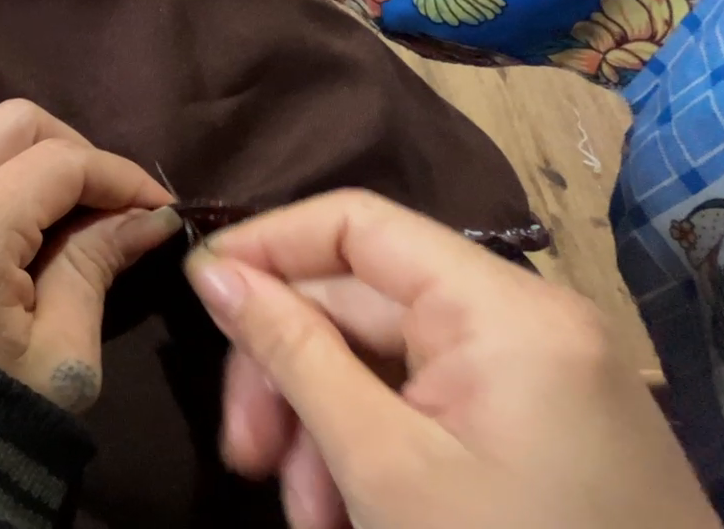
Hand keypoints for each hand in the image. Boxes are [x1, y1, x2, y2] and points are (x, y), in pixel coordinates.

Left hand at [0, 96, 180, 410]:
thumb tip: (147, 216)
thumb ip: (96, 266)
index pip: (57, 164)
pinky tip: (14, 189)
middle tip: (108, 201)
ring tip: (60, 190)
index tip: (157, 205)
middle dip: (75, 149)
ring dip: (26, 139)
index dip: (118, 175)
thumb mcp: (61, 352)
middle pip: (15, 120)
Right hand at [185, 188, 718, 528]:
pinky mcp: (521, 423)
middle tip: (243, 446)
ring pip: (369, 359)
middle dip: (285, 372)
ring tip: (292, 501)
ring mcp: (523, 376)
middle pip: (351, 304)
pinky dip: (360, 445)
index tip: (200, 289)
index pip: (354, 223)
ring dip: (313, 422)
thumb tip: (208, 268)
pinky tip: (335, 506)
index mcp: (501, 310)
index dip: (266, 243)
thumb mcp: (380, 461)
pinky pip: (409, 401)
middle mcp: (516, 323)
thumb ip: (288, 348)